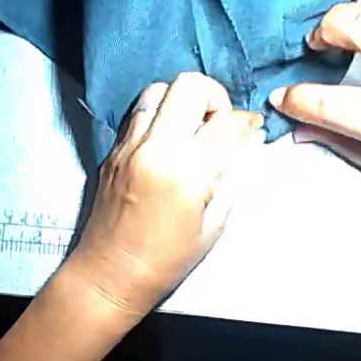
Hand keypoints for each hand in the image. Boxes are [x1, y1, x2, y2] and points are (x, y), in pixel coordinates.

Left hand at [59, 73, 264, 317]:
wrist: (108, 275)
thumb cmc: (164, 262)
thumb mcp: (212, 226)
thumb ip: (232, 180)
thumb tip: (246, 146)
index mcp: (184, 171)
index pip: (226, 122)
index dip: (247, 123)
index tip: (252, 131)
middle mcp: (153, 149)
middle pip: (189, 86)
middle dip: (214, 97)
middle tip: (218, 124)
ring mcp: (127, 147)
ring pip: (158, 91)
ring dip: (180, 102)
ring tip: (190, 129)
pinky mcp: (111, 153)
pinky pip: (137, 114)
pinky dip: (158, 116)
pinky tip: (166, 142)